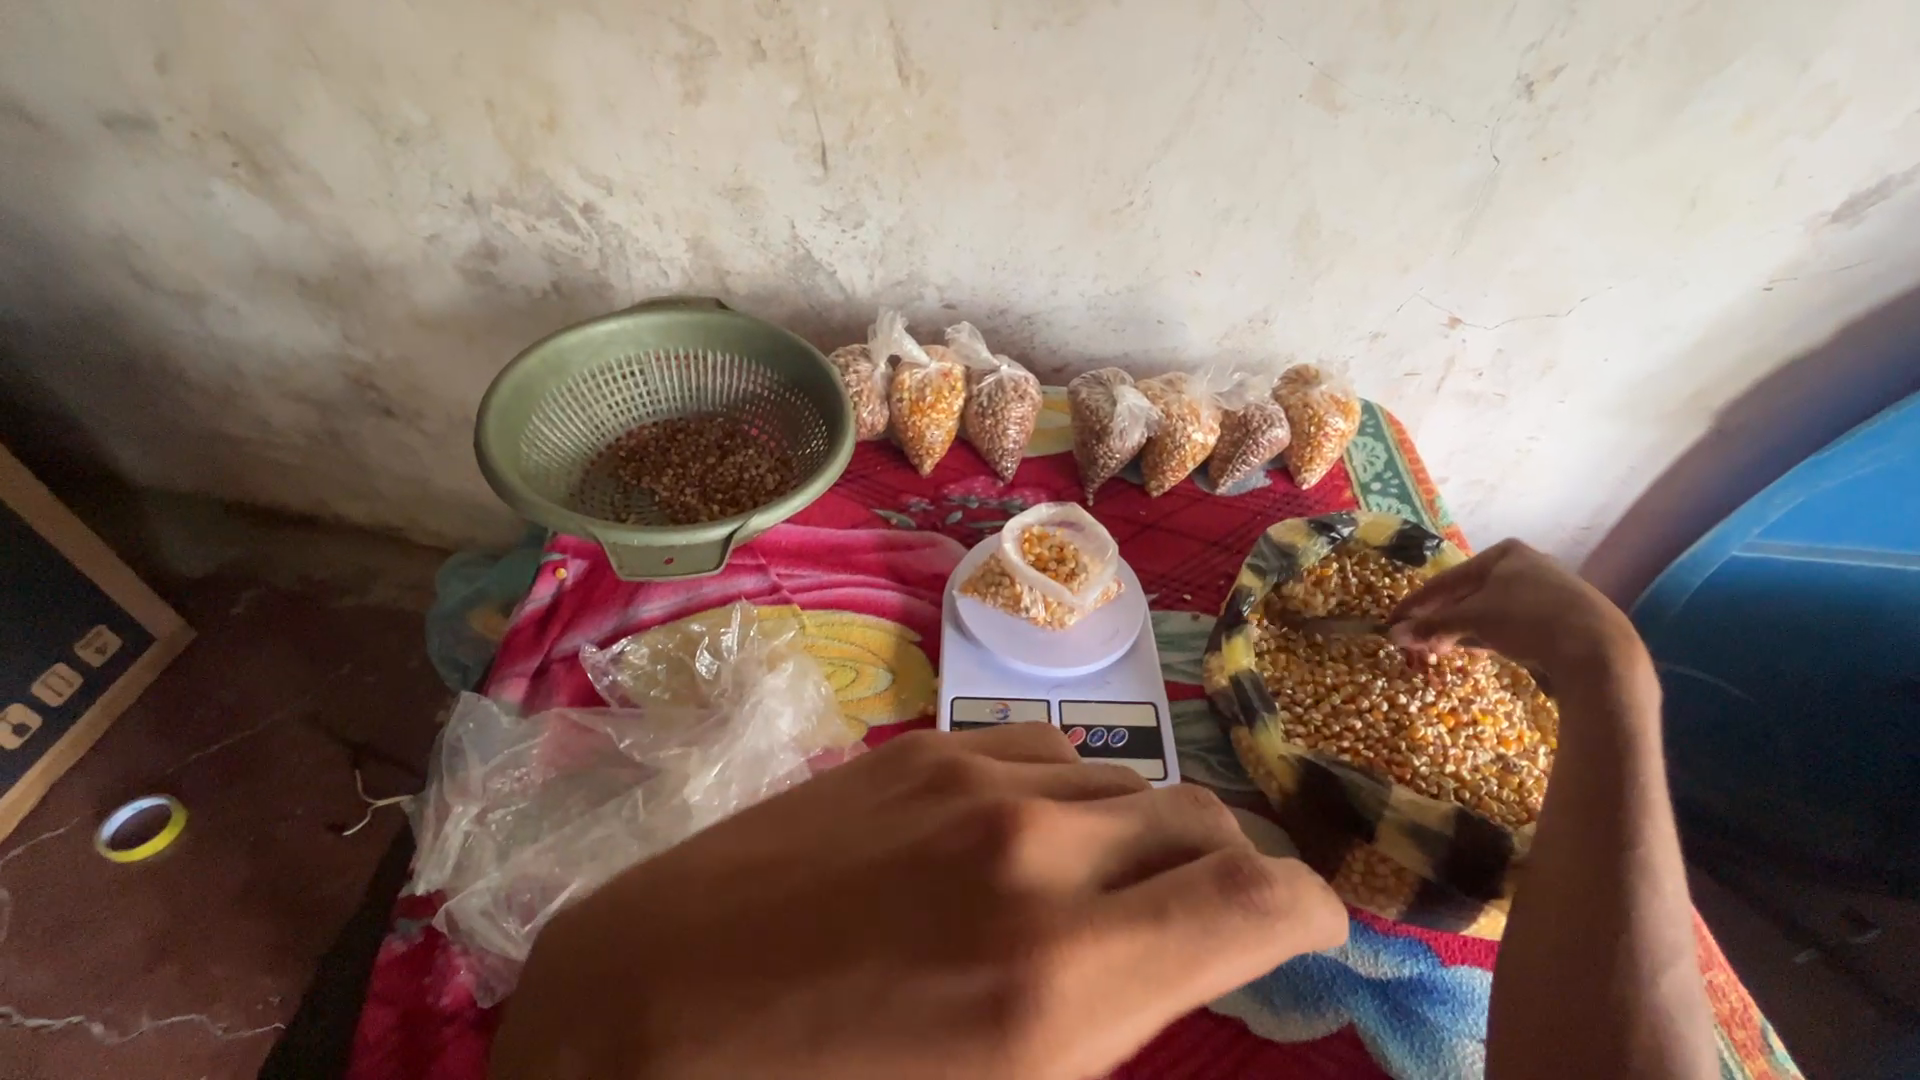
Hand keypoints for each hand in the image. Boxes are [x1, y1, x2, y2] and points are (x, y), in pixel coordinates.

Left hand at [490, 724, 1345, 1079]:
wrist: (651, 1008)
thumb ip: (1114, 1021)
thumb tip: (1176, 964)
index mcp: (1067, 978)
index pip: (1257, 897)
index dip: (1307, 909)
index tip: (1306, 926)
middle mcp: (1037, 852)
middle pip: (1201, 820)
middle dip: (1226, 866)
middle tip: (1206, 910)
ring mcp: (973, 778)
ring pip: (1123, 776)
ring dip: (1141, 827)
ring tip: (1107, 875)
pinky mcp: (920, 746)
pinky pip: (1044, 749)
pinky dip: (1069, 790)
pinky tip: (1031, 830)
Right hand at [1387, 539, 1651, 689]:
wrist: (1599, 649)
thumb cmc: (1527, 619)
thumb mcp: (1471, 620)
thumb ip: (1430, 626)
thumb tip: (1392, 635)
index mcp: (1504, 553)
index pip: (1446, 579)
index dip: (1416, 602)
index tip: (1393, 620)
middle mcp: (1527, 564)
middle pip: (1469, 594)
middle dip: (1441, 618)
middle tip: (1418, 641)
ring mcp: (1549, 589)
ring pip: (1491, 609)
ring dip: (1462, 629)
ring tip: (1443, 649)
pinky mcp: (1564, 615)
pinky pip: (1514, 621)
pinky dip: (1491, 634)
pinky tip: (1480, 649)